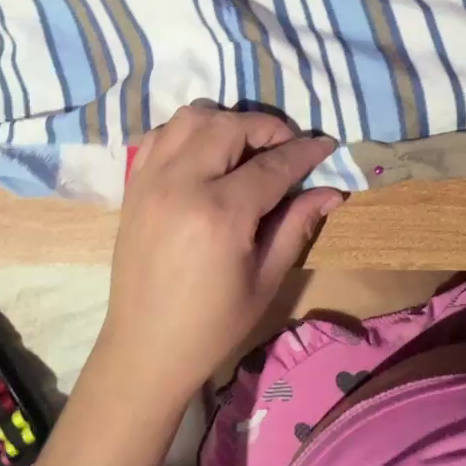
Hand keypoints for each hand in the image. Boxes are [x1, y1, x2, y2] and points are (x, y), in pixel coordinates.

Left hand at [97, 101, 340, 396]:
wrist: (145, 347)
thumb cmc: (212, 324)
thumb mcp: (265, 280)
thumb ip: (296, 226)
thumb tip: (331, 191)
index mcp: (219, 214)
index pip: (272, 165)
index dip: (304, 153)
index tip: (325, 145)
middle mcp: (181, 184)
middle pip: (229, 126)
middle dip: (266, 127)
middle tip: (287, 146)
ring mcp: (151, 179)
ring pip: (191, 118)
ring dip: (225, 121)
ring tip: (246, 145)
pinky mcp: (133, 184)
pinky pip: (161, 134)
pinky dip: (187, 131)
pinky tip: (206, 152)